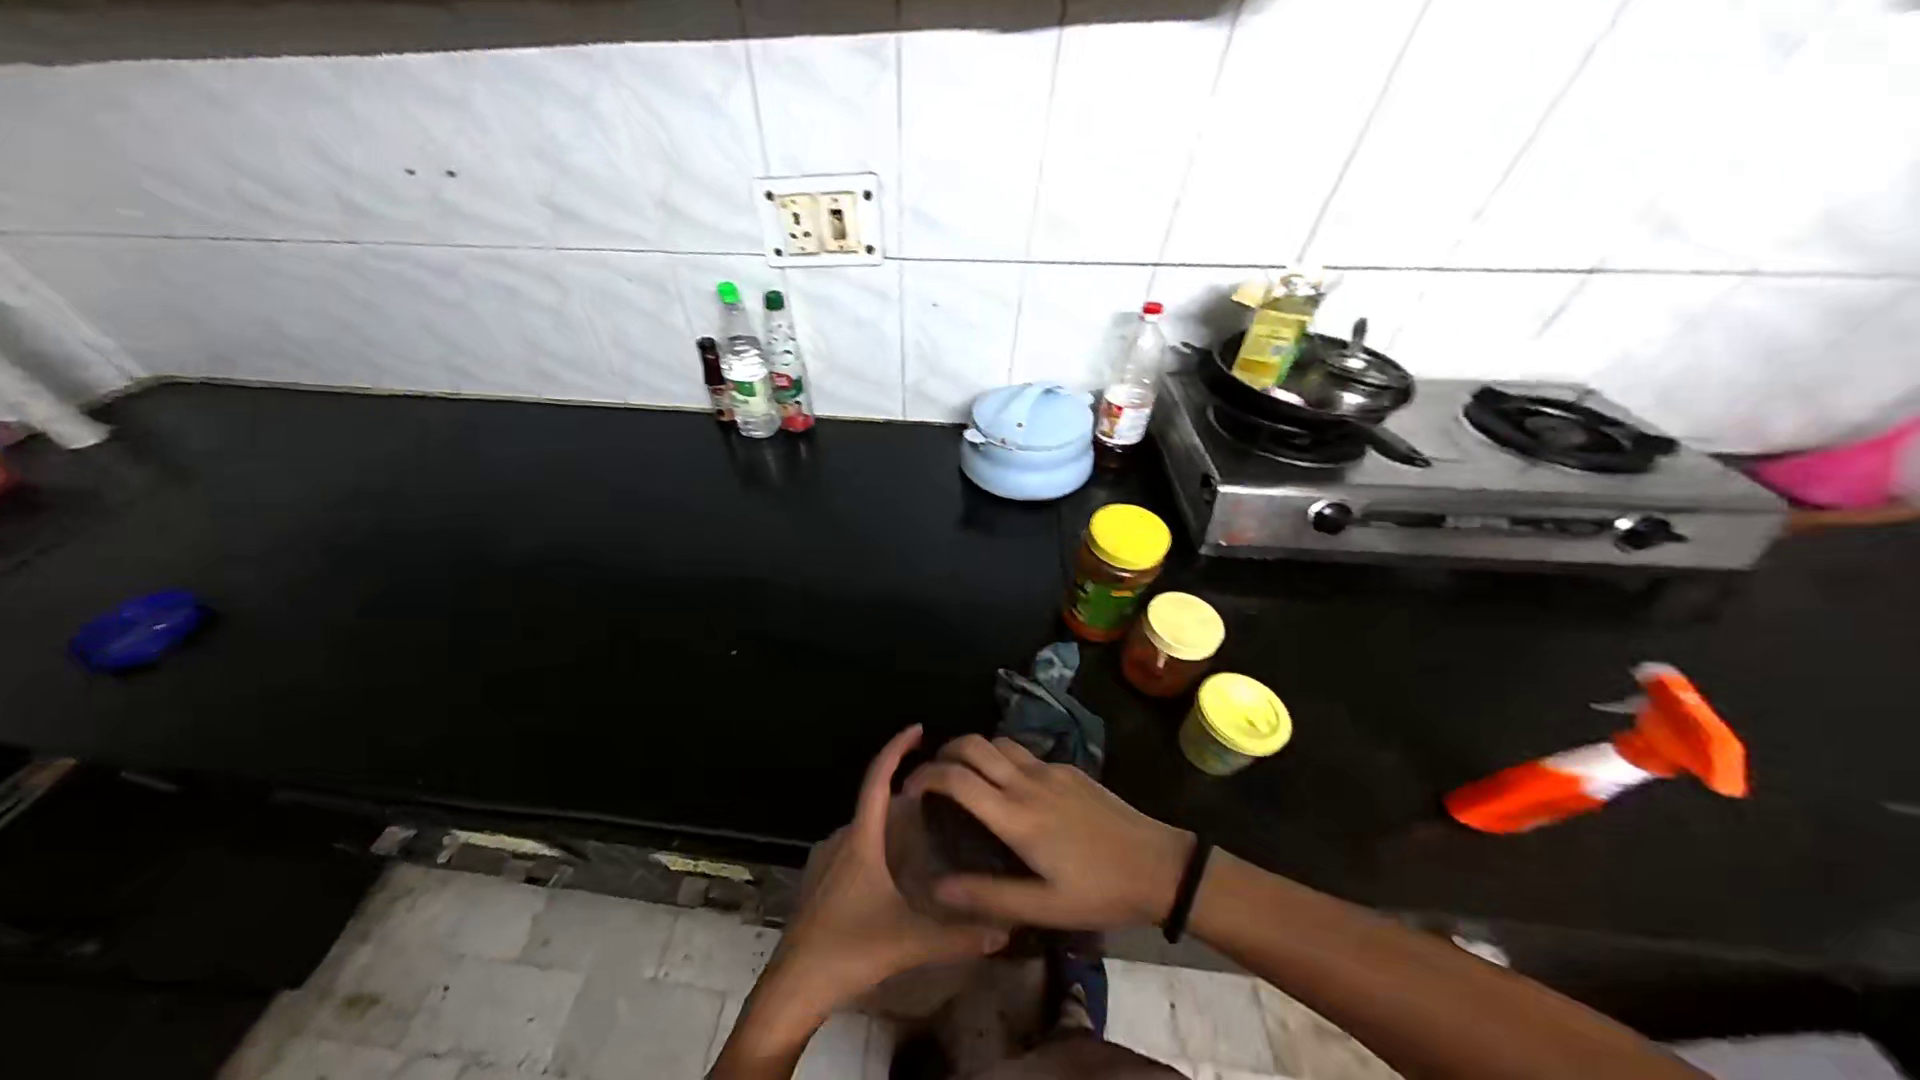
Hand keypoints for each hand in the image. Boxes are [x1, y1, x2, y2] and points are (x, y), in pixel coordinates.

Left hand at [771, 725, 1008, 1009]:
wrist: (793, 987)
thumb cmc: (849, 952)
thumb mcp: (910, 941)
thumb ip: (959, 935)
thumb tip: (1004, 930)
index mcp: (861, 840)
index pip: (877, 779)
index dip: (897, 749)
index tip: (918, 729)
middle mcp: (840, 840)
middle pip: (873, 800)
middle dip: (904, 789)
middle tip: (940, 791)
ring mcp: (824, 860)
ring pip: (862, 825)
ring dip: (889, 818)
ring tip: (923, 825)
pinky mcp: (818, 881)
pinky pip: (852, 845)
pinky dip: (875, 839)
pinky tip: (892, 864)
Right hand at [906, 734, 1193, 929]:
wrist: (1159, 865)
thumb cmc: (1098, 891)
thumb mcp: (1041, 907)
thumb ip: (985, 896)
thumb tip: (935, 887)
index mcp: (1016, 815)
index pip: (956, 777)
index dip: (925, 776)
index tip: (909, 789)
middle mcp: (1028, 782)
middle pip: (973, 744)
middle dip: (943, 753)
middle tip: (932, 779)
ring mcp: (1050, 770)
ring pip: (999, 742)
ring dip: (973, 752)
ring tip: (964, 779)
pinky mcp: (1069, 769)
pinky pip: (1024, 753)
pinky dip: (1001, 758)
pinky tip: (1008, 788)